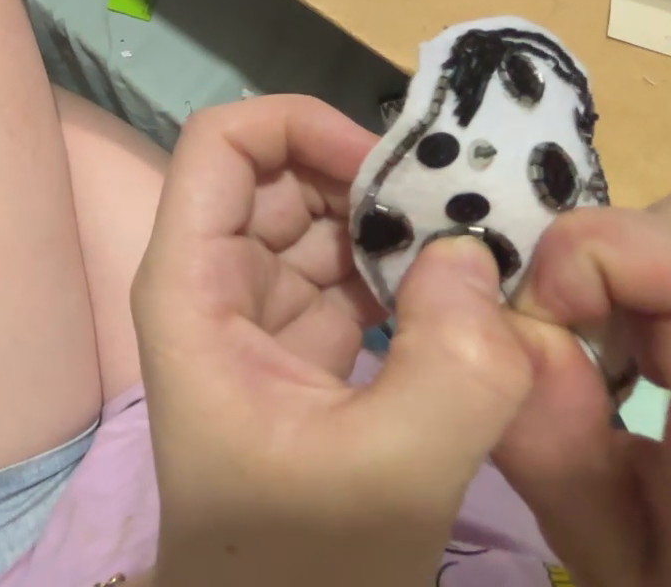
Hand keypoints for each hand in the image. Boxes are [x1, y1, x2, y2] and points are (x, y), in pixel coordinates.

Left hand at [132, 95, 534, 586]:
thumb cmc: (299, 563)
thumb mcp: (388, 475)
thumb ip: (451, 365)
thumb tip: (473, 257)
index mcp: (190, 283)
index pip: (220, 144)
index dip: (298, 127)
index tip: (389, 169)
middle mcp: (211, 278)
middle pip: (276, 173)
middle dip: (364, 175)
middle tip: (464, 209)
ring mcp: (254, 307)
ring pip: (315, 218)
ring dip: (392, 224)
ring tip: (480, 248)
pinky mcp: (298, 340)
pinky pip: (345, 271)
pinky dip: (402, 270)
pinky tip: (464, 292)